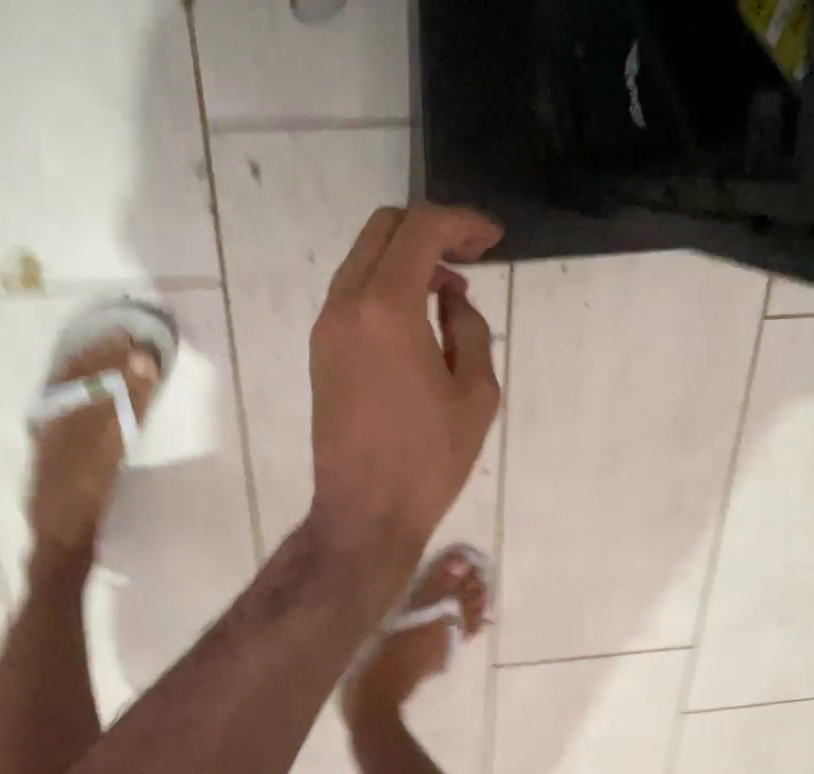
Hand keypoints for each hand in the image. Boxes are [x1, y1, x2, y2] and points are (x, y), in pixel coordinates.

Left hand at [307, 203, 503, 560]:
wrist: (365, 511)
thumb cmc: (428, 459)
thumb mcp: (476, 392)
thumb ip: (469, 329)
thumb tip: (450, 301)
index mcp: (385, 309)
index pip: (419, 229)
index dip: (461, 222)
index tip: (492, 240)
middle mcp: (346, 305)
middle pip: (382, 230)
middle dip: (430, 229)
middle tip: (470, 255)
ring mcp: (326, 329)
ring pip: (363, 260)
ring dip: (406, 259)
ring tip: (449, 291)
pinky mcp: (321, 353)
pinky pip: (353, 294)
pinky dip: (385, 286)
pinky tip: (419, 319)